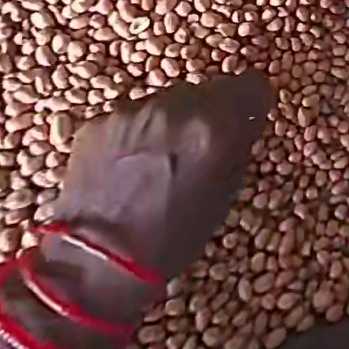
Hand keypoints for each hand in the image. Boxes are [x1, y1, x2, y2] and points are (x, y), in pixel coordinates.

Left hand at [11, 71, 272, 342]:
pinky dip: (138, 133)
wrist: (97, 262)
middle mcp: (175, 109)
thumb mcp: (226, 194)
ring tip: (160, 161)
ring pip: (168, 101)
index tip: (246, 116)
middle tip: (199, 149)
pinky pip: (133, 115)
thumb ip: (237, 146)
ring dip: (172, 122)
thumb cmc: (172, 238)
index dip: (251, 102)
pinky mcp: (100, 120)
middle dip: (209, 114)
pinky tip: (130, 166)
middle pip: (208, 91)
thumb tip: (242, 121)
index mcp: (214, 129)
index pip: (250, 86)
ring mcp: (133, 111)